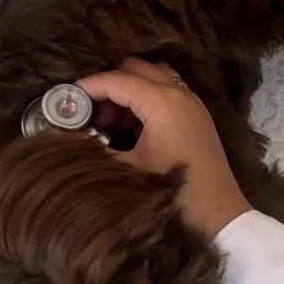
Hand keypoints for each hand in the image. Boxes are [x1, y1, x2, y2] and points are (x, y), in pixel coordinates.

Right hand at [77, 58, 251, 236]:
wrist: (217, 214)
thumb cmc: (172, 191)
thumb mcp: (127, 169)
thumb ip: (94, 148)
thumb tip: (67, 136)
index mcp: (162, 101)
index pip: (116, 79)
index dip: (88, 86)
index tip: (65, 98)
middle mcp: (179, 93)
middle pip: (135, 68)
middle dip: (108, 84)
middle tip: (88, 111)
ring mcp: (191, 102)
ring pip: (152, 77)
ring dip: (128, 89)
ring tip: (109, 121)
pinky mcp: (196, 115)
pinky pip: (166, 91)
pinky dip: (144, 99)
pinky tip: (130, 128)